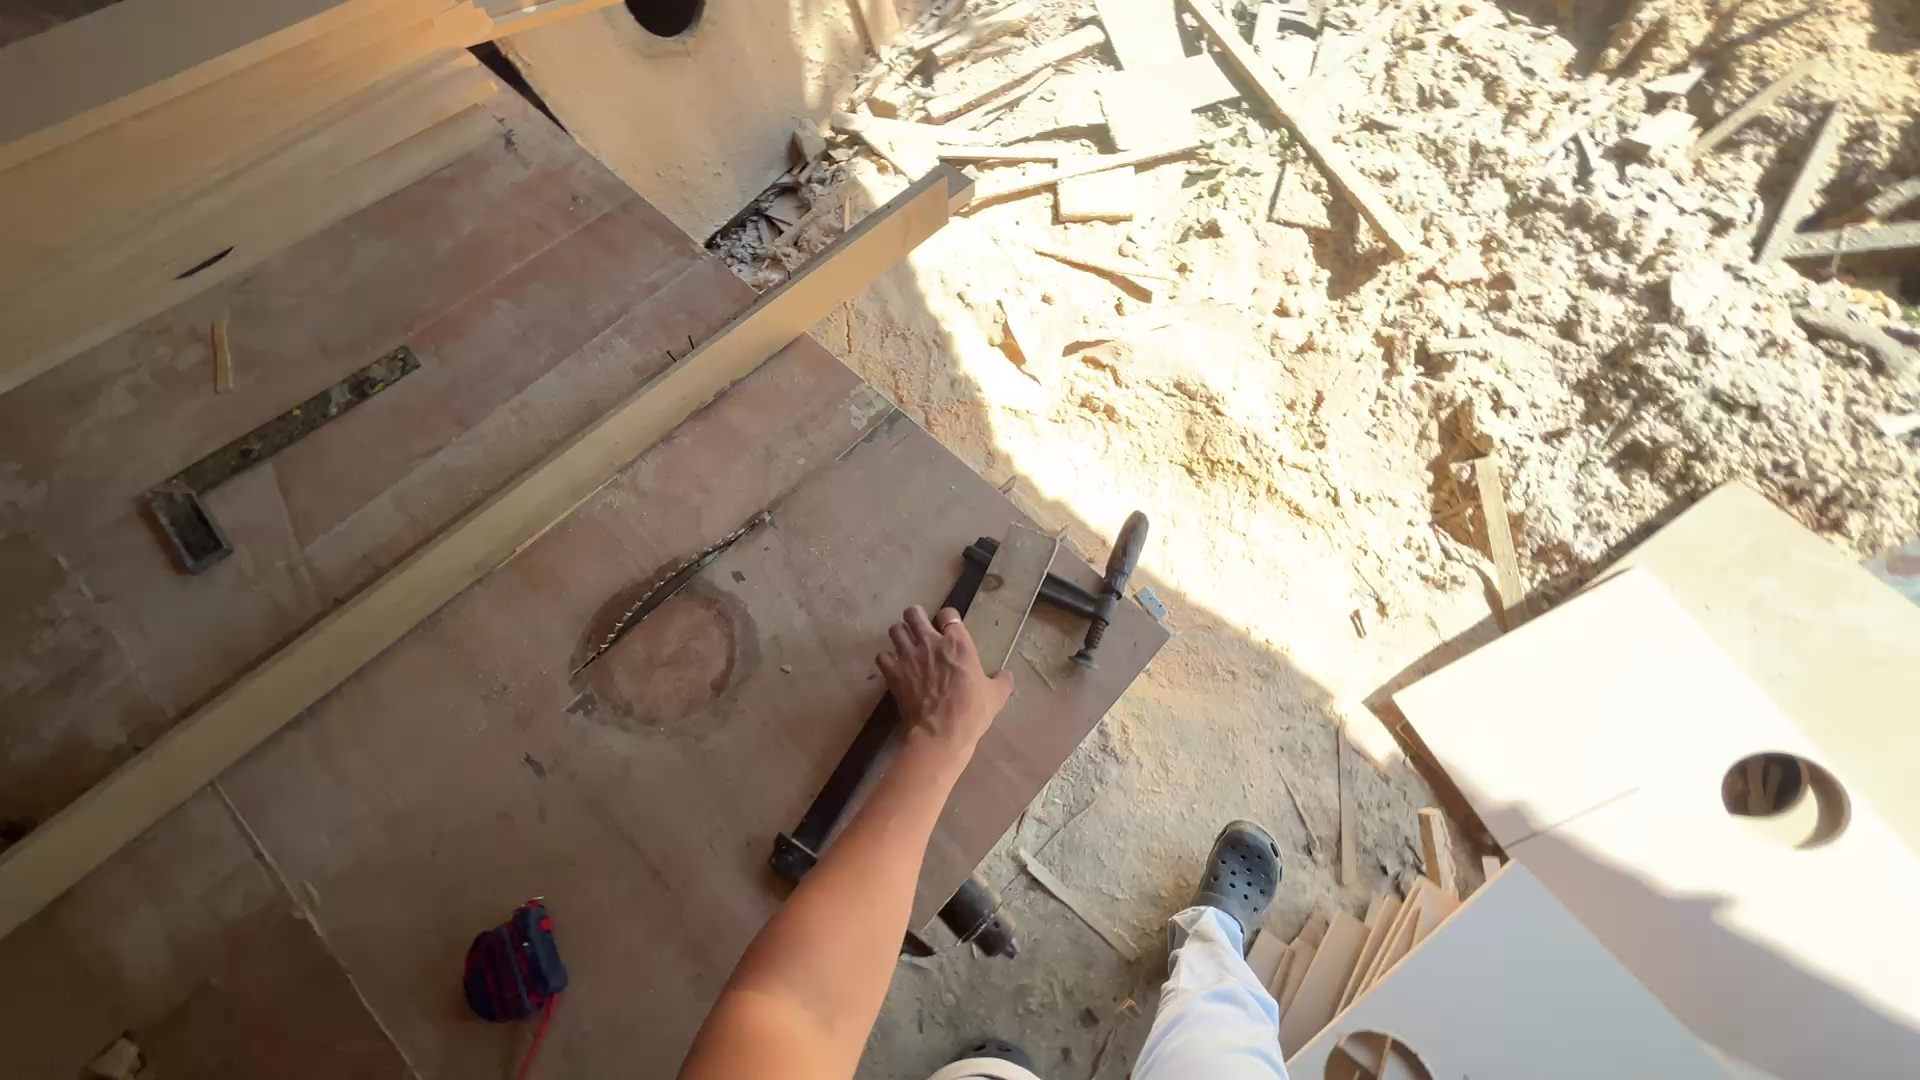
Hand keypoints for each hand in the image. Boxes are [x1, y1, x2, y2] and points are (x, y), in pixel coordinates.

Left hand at [876, 605, 1012, 750]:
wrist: (941, 734)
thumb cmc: (971, 712)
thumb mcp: (996, 696)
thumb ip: (1002, 681)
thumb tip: (1006, 675)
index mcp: (958, 643)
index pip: (948, 614)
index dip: (946, 617)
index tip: (947, 626)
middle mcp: (931, 642)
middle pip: (914, 614)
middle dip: (914, 617)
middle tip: (918, 627)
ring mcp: (909, 656)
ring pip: (895, 630)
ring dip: (899, 635)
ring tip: (903, 643)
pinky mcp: (893, 672)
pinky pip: (882, 656)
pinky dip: (886, 659)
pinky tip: (892, 666)